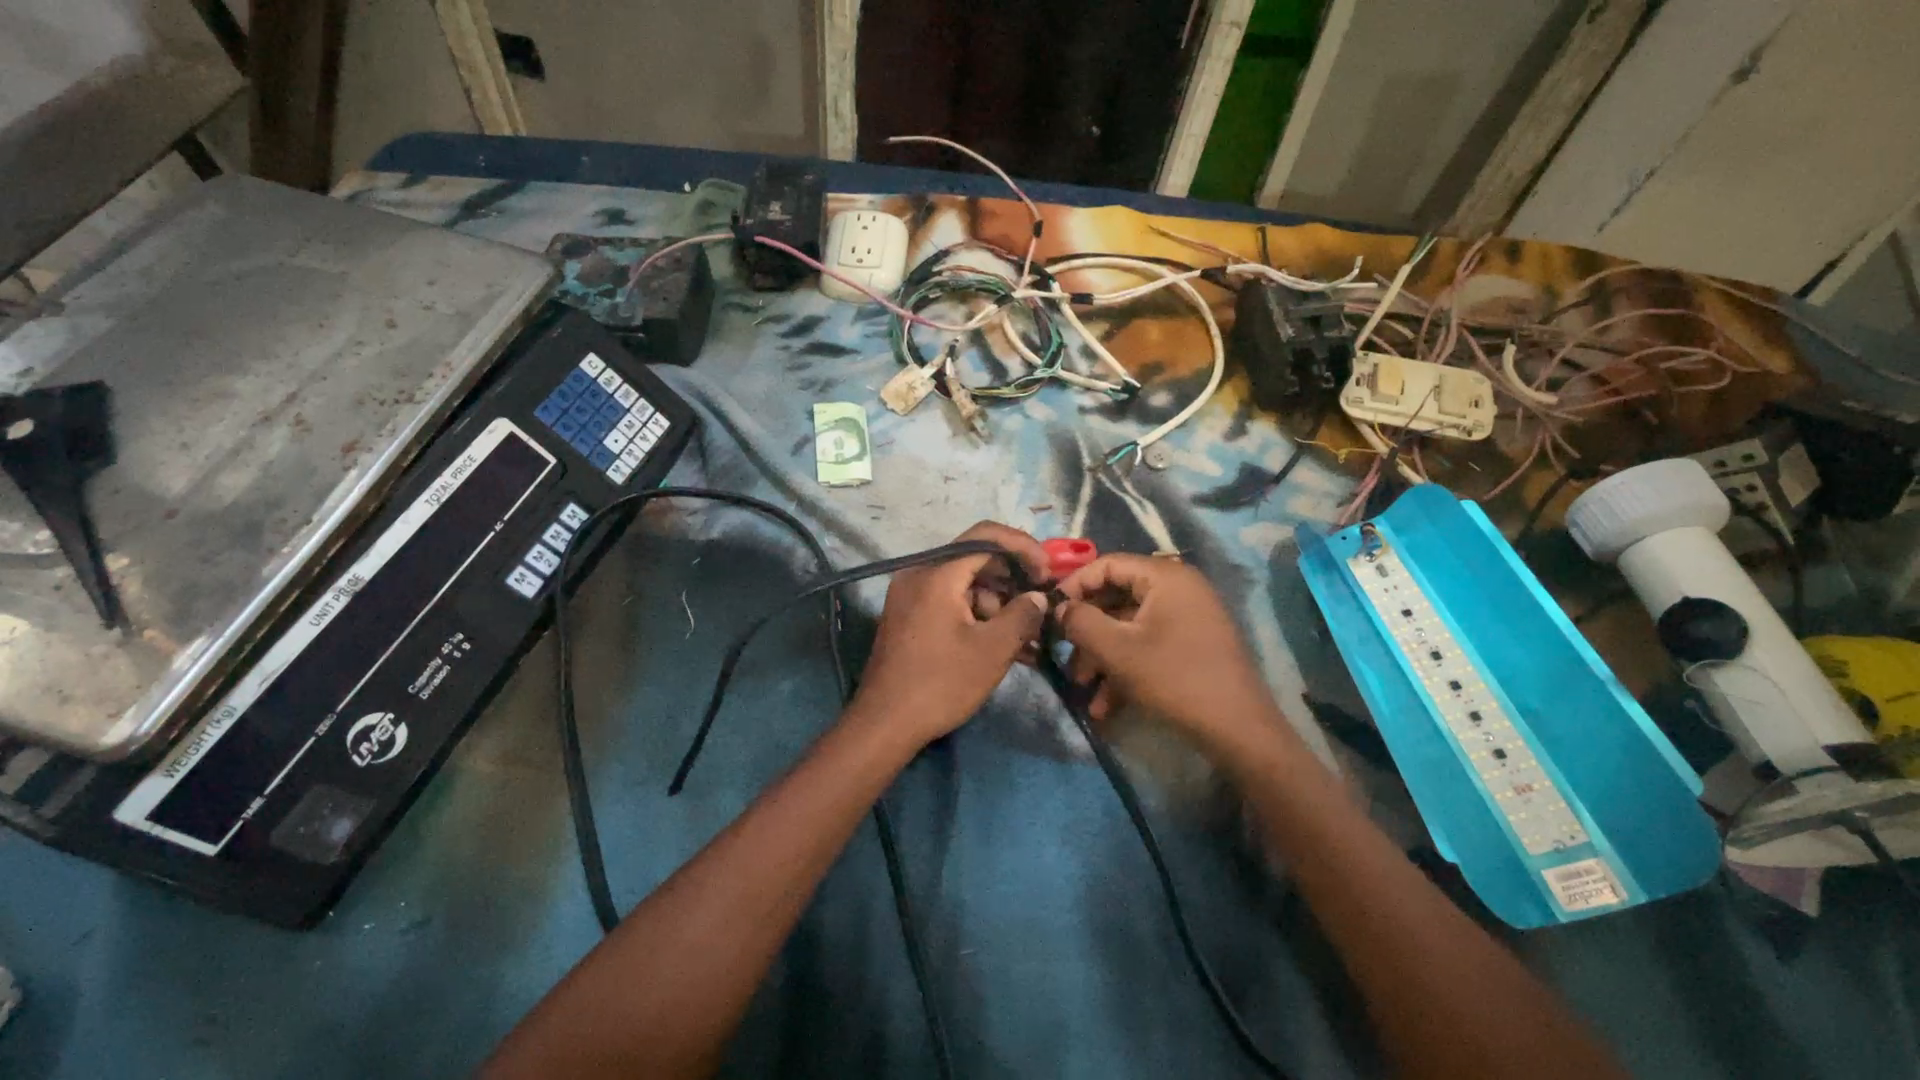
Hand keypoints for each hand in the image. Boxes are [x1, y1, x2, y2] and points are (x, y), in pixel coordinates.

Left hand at [847, 522, 1049, 747]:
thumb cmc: (940, 684)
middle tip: (1042, 605)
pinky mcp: (910, 618)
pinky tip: (1006, 645)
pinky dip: (978, 618)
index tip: (1048, 572)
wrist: (884, 724)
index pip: (986, 536)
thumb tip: (1038, 597)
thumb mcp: (992, 650)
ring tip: (1029, 637)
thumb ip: (1022, 615)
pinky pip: (951, 604)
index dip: (1023, 547)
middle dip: (1013, 580)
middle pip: (976, 560)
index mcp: (936, 574)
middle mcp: (919, 575)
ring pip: (966, 585)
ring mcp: (911, 597)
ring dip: (999, 605)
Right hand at [1056, 554, 1285, 755]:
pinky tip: (1105, 707)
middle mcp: (1178, 589)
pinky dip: (1125, 670)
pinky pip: (1148, 647)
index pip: (1107, 564)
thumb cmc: (1174, 678)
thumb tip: (1059, 608)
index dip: (1073, 586)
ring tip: (1083, 690)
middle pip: (1117, 599)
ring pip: (1129, 628)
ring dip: (1101, 658)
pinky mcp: (1191, 647)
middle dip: (1086, 632)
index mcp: (1165, 576)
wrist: (1238, 729)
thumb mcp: (1117, 650)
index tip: (1049, 613)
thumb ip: (1080, 622)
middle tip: (1064, 658)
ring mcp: (1187, 619)